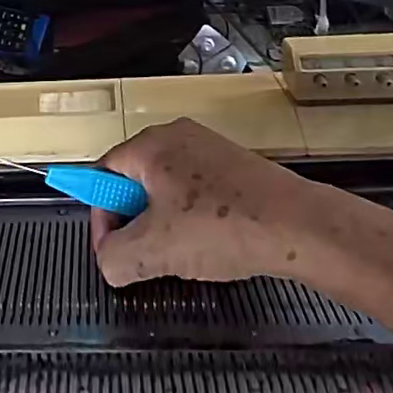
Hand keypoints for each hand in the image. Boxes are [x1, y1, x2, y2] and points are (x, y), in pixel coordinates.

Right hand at [89, 118, 326, 287]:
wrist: (292, 222)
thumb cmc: (219, 226)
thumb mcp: (153, 250)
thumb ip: (113, 257)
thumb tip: (109, 258)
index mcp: (152, 144)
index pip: (104, 172)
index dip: (100, 215)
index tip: (112, 251)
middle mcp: (178, 134)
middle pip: (134, 178)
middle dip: (133, 220)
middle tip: (146, 255)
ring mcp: (207, 146)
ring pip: (165, 187)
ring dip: (162, 222)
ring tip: (181, 252)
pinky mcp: (230, 163)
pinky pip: (194, 188)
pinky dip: (190, 216)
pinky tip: (208, 241)